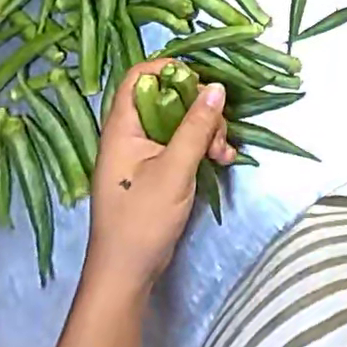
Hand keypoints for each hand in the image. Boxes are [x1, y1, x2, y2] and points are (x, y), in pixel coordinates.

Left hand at [82, 60, 234, 295]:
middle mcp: (132, 134)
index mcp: (123, 129)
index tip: (200, 80)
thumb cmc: (141, 222)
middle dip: (200, 108)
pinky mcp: (159, 167)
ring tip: (221, 154)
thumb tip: (217, 87)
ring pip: (183, 119)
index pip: (139, 78)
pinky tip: (222, 160)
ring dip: (208, 130)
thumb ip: (196, 127)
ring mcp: (145, 152)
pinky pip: (185, 140)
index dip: (168, 69)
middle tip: (217, 131)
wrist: (127, 276)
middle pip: (170, 97)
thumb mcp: (174, 171)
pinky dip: (205, 145)